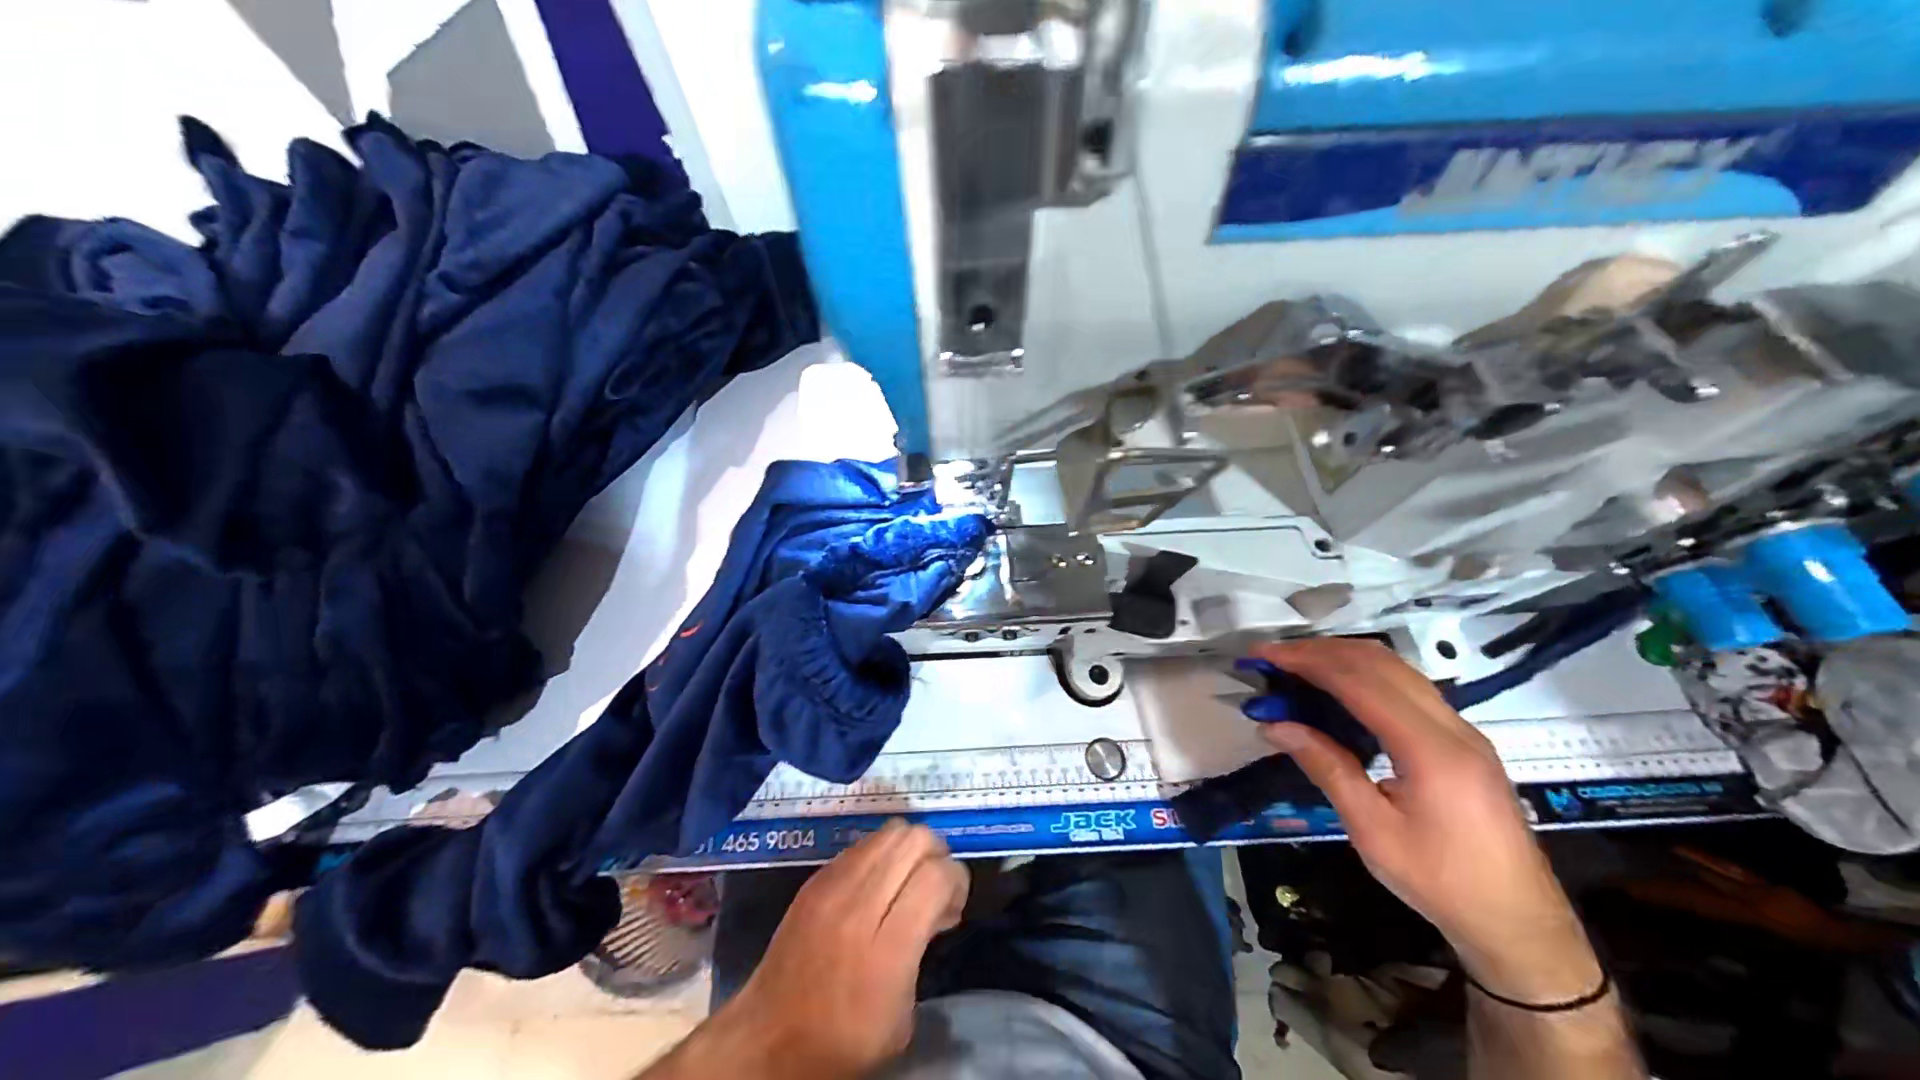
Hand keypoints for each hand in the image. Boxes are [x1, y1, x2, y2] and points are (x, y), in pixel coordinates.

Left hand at [662, 821, 967, 1079]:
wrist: (769, 1039)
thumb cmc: (843, 1041)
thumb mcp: (903, 1016)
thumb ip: (924, 948)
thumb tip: (937, 908)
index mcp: (887, 947)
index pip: (937, 875)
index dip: (958, 881)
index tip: (953, 907)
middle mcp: (859, 904)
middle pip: (915, 839)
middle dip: (937, 856)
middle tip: (936, 889)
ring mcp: (832, 885)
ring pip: (890, 831)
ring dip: (909, 850)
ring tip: (907, 883)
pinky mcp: (814, 878)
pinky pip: (862, 844)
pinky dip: (881, 855)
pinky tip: (877, 887)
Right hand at [1249, 639, 1602, 1002]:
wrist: (1517, 921)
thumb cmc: (1440, 881)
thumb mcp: (1372, 831)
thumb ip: (1326, 768)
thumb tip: (1274, 725)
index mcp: (1430, 749)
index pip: (1360, 681)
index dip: (1308, 661)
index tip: (1264, 656)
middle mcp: (1452, 726)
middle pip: (1381, 662)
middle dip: (1321, 651)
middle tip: (1273, 658)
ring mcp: (1462, 730)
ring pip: (1398, 669)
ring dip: (1344, 658)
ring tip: (1297, 667)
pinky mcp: (1462, 740)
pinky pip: (1409, 688)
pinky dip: (1366, 676)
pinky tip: (1337, 691)